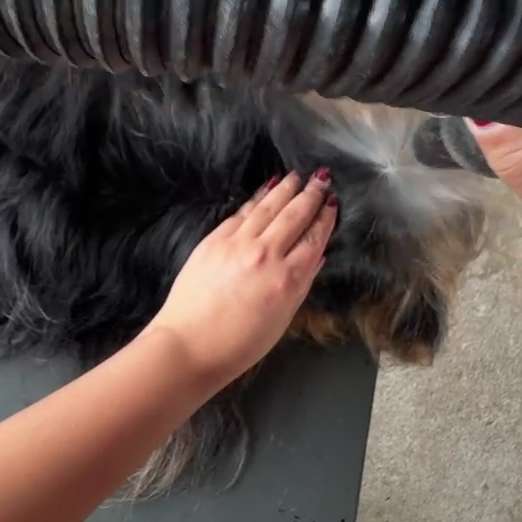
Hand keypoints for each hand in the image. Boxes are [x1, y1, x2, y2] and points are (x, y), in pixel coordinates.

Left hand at [144, 172, 337, 387]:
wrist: (188, 345)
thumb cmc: (238, 345)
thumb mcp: (281, 320)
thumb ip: (301, 285)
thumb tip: (315, 257)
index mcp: (287, 280)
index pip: (313, 240)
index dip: (324, 219)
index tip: (332, 203)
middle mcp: (265, 255)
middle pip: (293, 216)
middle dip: (310, 195)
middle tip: (321, 178)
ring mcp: (237, 244)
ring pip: (267, 208)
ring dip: (284, 189)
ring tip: (297, 176)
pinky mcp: (214, 240)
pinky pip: (241, 213)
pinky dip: (256, 198)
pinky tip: (266, 189)